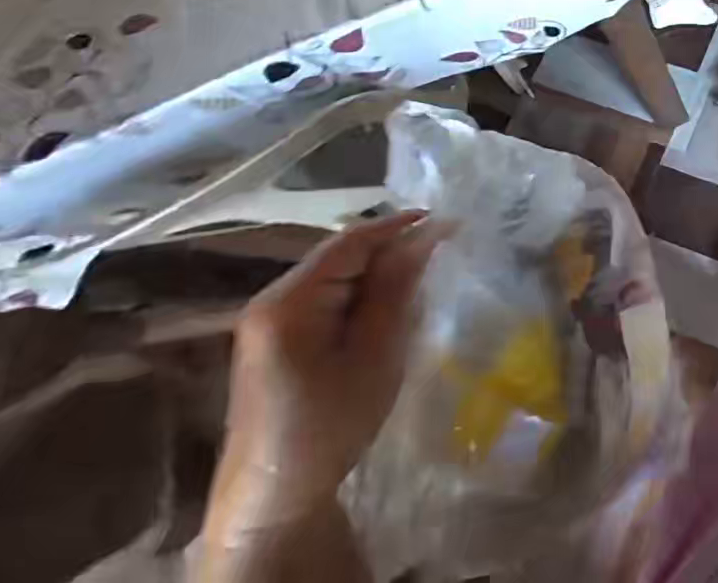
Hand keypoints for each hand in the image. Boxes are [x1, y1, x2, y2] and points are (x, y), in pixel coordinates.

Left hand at [205, 210, 439, 535]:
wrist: (274, 496)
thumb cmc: (331, 422)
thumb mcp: (376, 351)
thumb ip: (396, 287)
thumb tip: (426, 233)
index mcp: (289, 301)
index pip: (350, 242)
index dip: (399, 225)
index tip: (448, 220)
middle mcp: (271, 300)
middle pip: (340, 255)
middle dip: (391, 248)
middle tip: (443, 251)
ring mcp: (269, 321)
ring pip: (336, 276)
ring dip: (379, 272)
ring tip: (423, 276)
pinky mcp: (276, 339)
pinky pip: (327, 297)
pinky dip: (362, 293)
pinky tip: (388, 307)